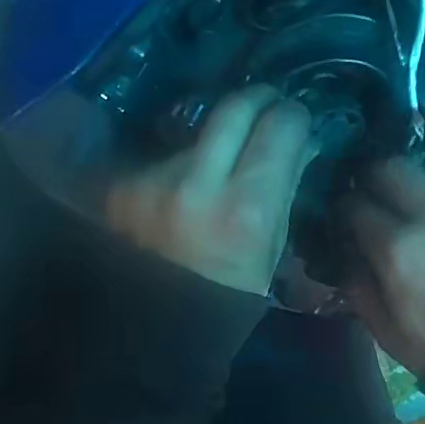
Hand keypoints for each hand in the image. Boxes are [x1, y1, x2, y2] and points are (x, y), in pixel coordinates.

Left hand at [106, 85, 316, 294]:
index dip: (294, 116)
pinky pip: (166, 156)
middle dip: (258, 99)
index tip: (295, 118)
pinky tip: (181, 190)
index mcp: (246, 209)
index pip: (279, 127)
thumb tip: (301, 137)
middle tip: (266, 104)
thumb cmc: (229, 293)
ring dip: (214, 139)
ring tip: (217, 167)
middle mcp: (196, 183)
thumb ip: (286, 184)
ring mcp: (153, 180)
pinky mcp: (123, 184)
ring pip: (197, 132)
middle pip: (234, 107)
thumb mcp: (271, 246)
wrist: (156, 324)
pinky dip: (181, 165)